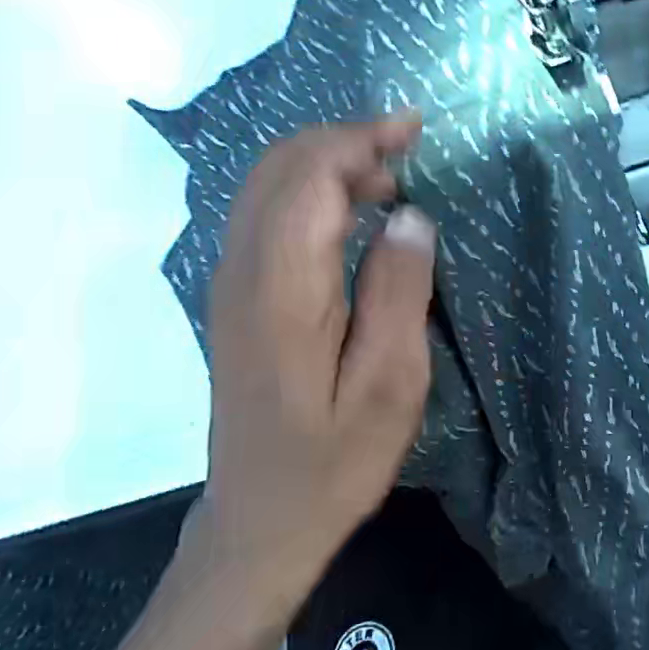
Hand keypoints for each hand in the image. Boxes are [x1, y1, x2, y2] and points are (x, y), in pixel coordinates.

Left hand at [187, 116, 436, 621]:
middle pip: (278, 169)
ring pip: (268, 189)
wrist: (262, 519)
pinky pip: (268, 220)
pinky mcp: (238, 302)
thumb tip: (410, 217)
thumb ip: (399, 293)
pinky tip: (355, 217)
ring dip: (327, 165)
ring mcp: (232, 286)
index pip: (308, 176)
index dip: (360, 140)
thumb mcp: (390, 384)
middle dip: (344, 141)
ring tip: (393, 179)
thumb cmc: (336, 460)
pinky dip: (312, 196)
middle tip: (411, 150)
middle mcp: (242, 272)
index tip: (416, 131)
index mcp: (281, 288)